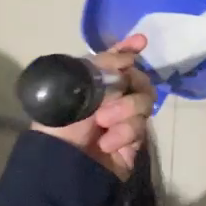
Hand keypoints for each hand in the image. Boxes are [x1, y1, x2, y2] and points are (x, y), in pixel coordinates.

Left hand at [30, 34, 155, 178]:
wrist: (63, 163)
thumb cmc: (61, 122)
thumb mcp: (76, 88)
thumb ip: (102, 67)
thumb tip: (129, 57)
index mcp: (95, 83)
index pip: (116, 60)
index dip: (129, 49)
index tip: (141, 41)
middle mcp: (113, 97)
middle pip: (139, 78)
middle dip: (130, 82)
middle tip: (115, 93)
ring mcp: (125, 119)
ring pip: (144, 100)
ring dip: (124, 109)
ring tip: (103, 122)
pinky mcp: (134, 141)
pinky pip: (140, 127)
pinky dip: (124, 133)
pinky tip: (107, 142)